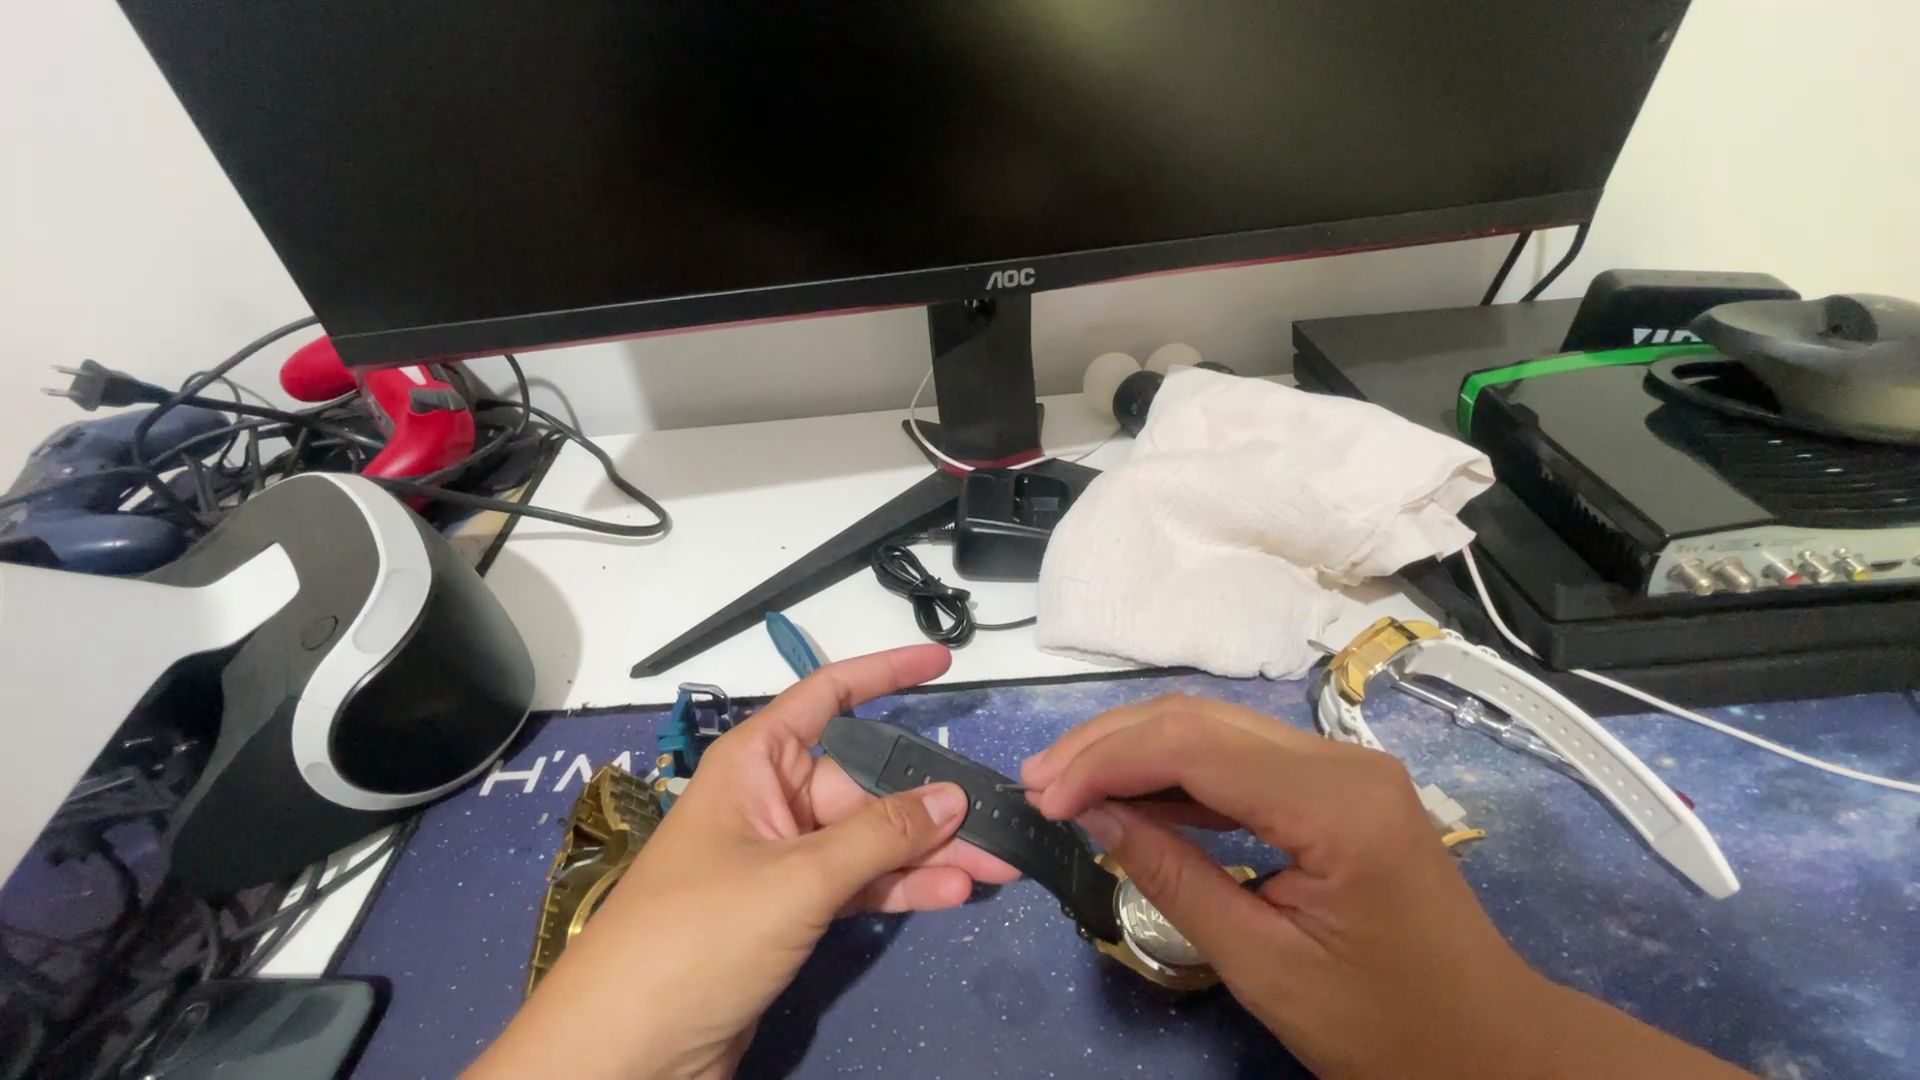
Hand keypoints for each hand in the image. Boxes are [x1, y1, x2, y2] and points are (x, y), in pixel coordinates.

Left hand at [466, 645, 1016, 1079]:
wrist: (624, 1054)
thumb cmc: (699, 935)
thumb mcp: (797, 878)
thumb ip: (880, 836)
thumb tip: (954, 796)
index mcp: (758, 760)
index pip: (830, 694)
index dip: (886, 672)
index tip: (941, 663)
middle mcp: (774, 797)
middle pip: (867, 781)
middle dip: (930, 801)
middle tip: (999, 819)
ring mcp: (785, 855)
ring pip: (871, 837)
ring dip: (930, 851)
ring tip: (998, 866)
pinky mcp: (793, 908)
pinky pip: (860, 881)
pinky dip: (903, 887)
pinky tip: (953, 893)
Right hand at [1020, 695, 1752, 1079]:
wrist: (1496, 1049)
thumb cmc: (1387, 1029)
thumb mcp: (1264, 967)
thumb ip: (1172, 877)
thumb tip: (1094, 813)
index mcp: (1335, 804)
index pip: (1194, 747)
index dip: (1107, 761)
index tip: (1045, 797)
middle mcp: (1338, 759)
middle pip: (1196, 719)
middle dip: (1107, 744)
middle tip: (1040, 780)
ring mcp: (1336, 763)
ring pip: (1209, 726)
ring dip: (1131, 749)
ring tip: (1066, 782)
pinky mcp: (1327, 780)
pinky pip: (1232, 755)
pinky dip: (1170, 770)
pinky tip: (1127, 793)